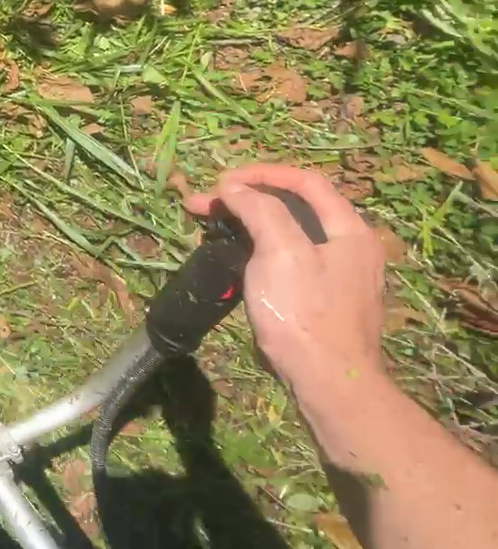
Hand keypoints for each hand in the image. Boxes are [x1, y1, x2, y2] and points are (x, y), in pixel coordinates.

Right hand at [186, 164, 386, 400]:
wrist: (324, 374)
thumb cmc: (303, 308)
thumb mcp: (281, 251)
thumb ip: (261, 211)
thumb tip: (234, 188)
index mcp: (350, 232)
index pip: (306, 181)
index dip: (261, 174)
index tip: (220, 182)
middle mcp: (347, 246)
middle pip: (292, 203)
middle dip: (242, 196)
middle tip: (199, 203)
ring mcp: (331, 269)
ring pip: (282, 227)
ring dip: (241, 218)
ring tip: (203, 223)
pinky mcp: (313, 289)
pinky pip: (280, 251)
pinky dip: (250, 241)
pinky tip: (226, 249)